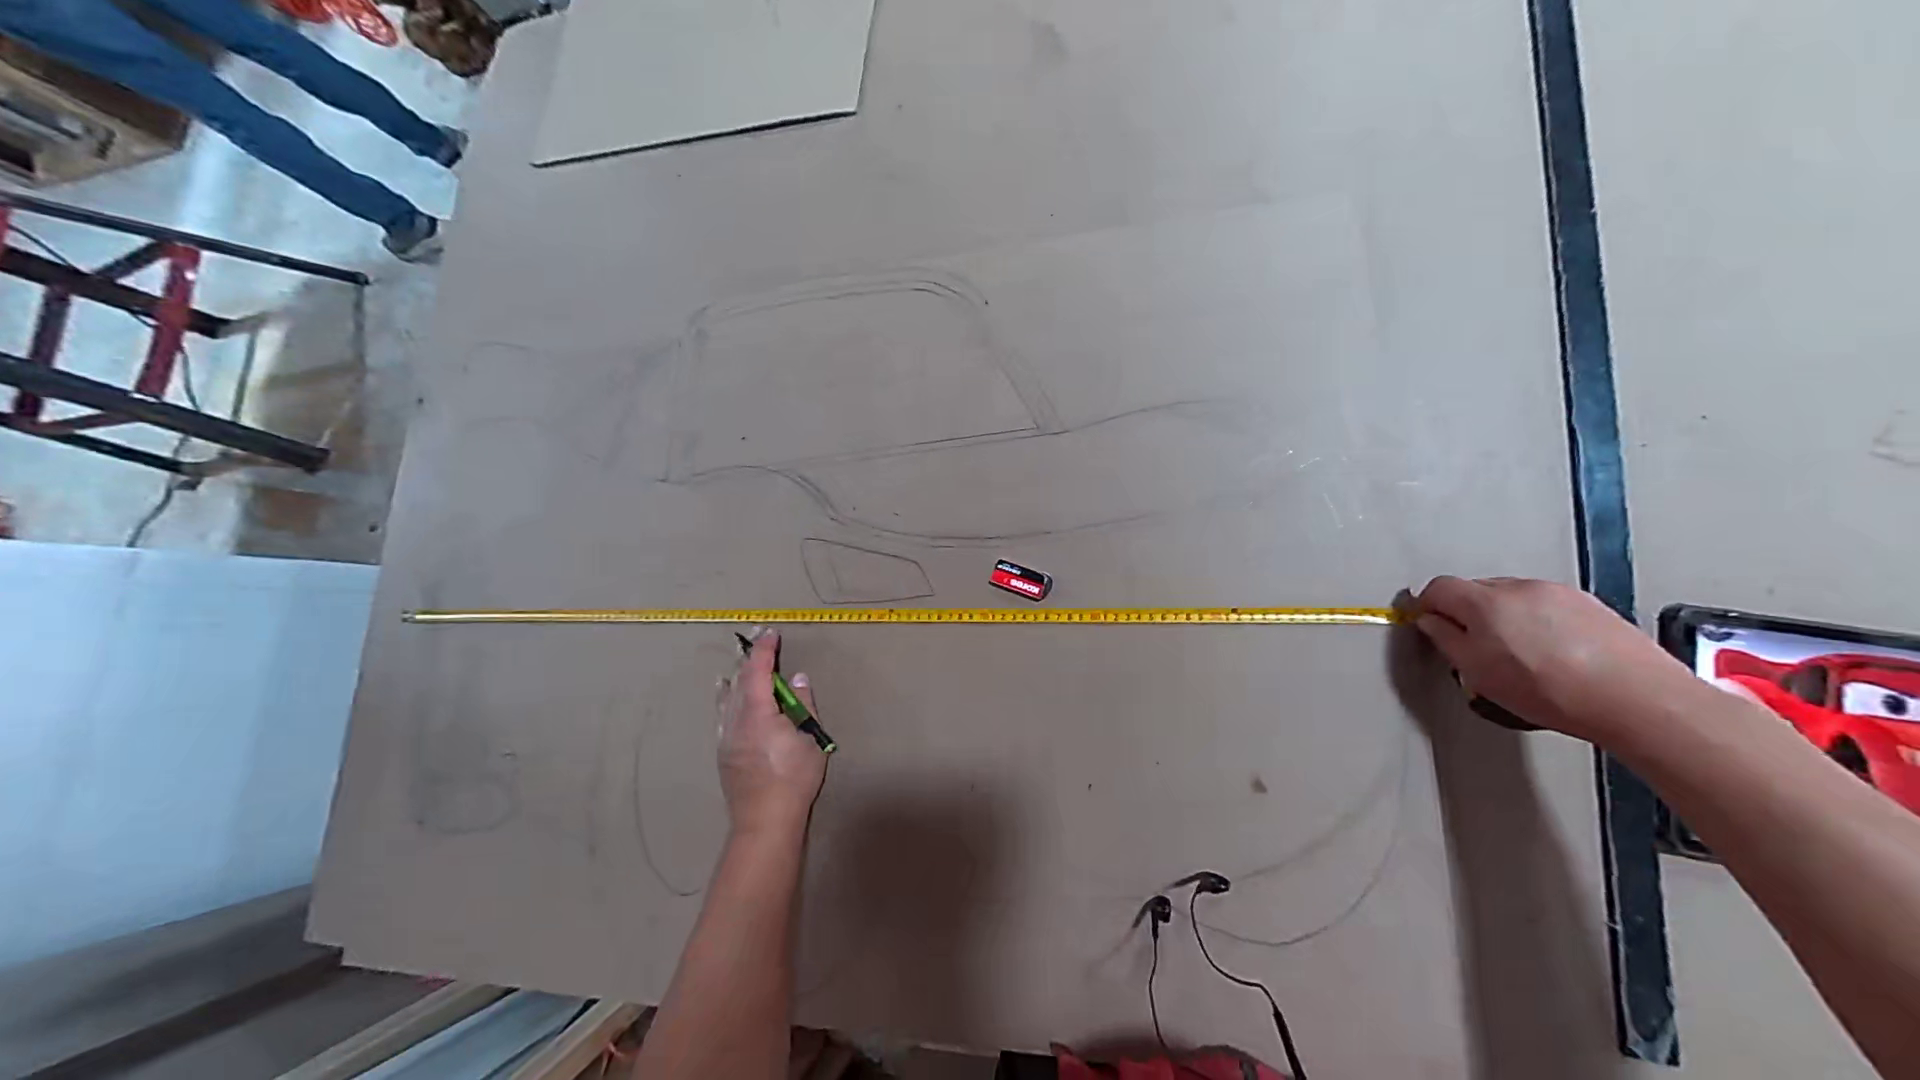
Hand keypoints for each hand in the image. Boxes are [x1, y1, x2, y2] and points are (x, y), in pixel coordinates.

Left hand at [716, 629, 827, 834]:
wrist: (764, 821)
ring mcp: (726, 737)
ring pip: (727, 697)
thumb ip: (803, 705)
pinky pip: (722, 714)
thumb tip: (798, 679)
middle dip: (750, 658)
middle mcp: (735, 720)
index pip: (758, 671)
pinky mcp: (723, 752)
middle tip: (759, 640)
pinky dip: (726, 697)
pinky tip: (724, 695)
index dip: (765, 649)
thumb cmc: (793, 779)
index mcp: (757, 713)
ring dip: (736, 677)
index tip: (771, 632)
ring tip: (738, 664)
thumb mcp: (810, 739)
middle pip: (739, 680)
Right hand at [1411, 576, 1699, 743]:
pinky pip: (1547, 606)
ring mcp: (1560, 594)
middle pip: (1476, 589)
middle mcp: (1521, 588)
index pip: (1439, 587)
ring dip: (1504, 618)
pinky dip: (1538, 624)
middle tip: (1472, 646)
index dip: (1427, 604)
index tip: (1427, 621)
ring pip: (1513, 598)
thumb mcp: (1477, 672)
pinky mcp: (1591, 605)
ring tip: (1517, 657)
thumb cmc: (1556, 690)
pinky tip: (1550, 657)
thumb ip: (1445, 640)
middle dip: (1467, 612)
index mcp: (1485, 601)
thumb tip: (1433, 624)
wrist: (1636, 700)